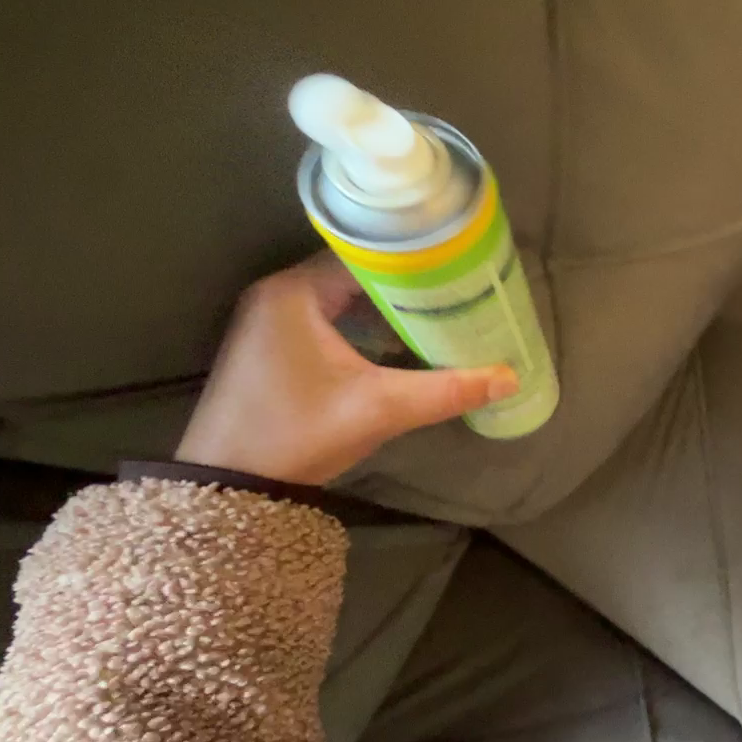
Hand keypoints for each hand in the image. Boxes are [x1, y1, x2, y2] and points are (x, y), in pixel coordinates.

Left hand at [176, 254, 519, 484]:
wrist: (230, 487)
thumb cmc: (299, 432)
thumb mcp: (382, 408)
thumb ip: (449, 390)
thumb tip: (511, 378)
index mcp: (295, 293)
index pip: (367, 254)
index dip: (416, 259)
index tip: (461, 268)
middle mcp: (280, 296)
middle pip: (359, 273)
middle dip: (410, 283)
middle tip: (462, 291)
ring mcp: (274, 321)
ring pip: (348, 296)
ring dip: (392, 304)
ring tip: (445, 312)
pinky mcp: (277, 346)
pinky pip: (335, 317)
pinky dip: (371, 322)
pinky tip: (405, 339)